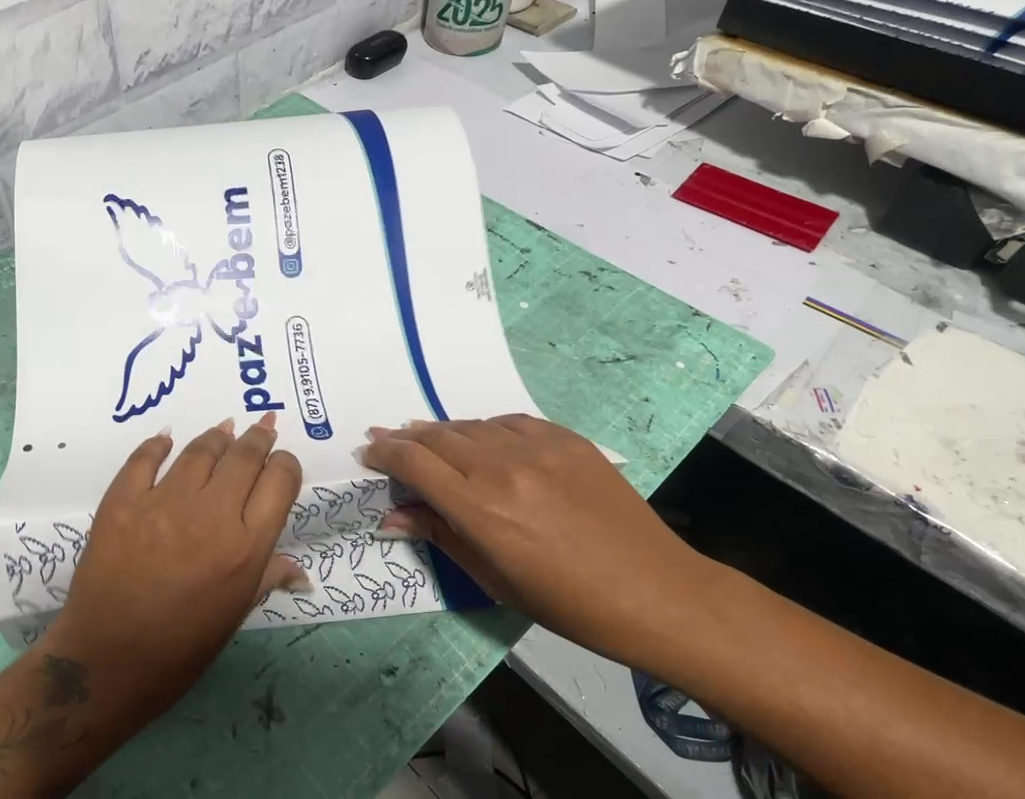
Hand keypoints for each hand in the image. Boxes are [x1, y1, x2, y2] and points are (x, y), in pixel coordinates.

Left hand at [42, 414, 307, 724]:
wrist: (107, 662)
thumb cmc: (180, 650)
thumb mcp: (233, 616)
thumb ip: (265, 578)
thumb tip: (300, 572)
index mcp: (245, 548)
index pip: (280, 482)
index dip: (285, 465)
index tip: (282, 462)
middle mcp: (210, 515)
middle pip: (243, 457)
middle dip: (257, 438)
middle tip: (262, 427)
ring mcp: (163, 504)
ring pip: (199, 450)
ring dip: (217, 437)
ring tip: (224, 430)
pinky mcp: (122, 501)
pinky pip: (145, 458)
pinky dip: (159, 444)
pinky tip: (167, 439)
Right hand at [362, 415, 719, 669]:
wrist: (656, 592)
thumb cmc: (568, 603)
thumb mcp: (494, 579)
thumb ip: (441, 536)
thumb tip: (392, 517)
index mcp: (480, 508)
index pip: (414, 462)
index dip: (384, 455)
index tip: (368, 456)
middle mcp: (503, 467)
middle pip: (437, 436)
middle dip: (405, 438)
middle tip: (385, 441)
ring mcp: (539, 448)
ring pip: (471, 424)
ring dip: (443, 431)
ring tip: (428, 440)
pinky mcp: (568, 439)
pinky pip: (511, 422)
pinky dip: (486, 429)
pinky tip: (482, 440)